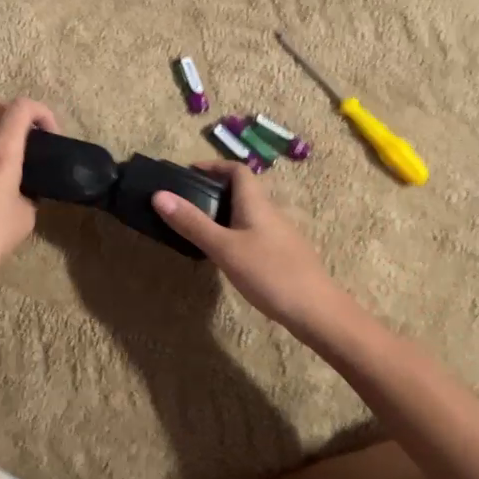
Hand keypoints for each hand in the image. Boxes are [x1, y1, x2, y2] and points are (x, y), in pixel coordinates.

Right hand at [152, 161, 335, 326]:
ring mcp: (279, 235)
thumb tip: (159, 194)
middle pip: (242, 190)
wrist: (318, 313)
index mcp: (256, 202)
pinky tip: (225, 254)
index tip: (188, 173)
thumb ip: (192, 223)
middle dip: (214, 190)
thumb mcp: (224, 248)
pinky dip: (234, 233)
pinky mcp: (283, 255)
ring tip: (198, 228)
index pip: (237, 170)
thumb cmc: (270, 273)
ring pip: (247, 213)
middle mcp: (269, 212)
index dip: (213, 166)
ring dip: (223, 213)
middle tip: (186, 203)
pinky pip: (253, 233)